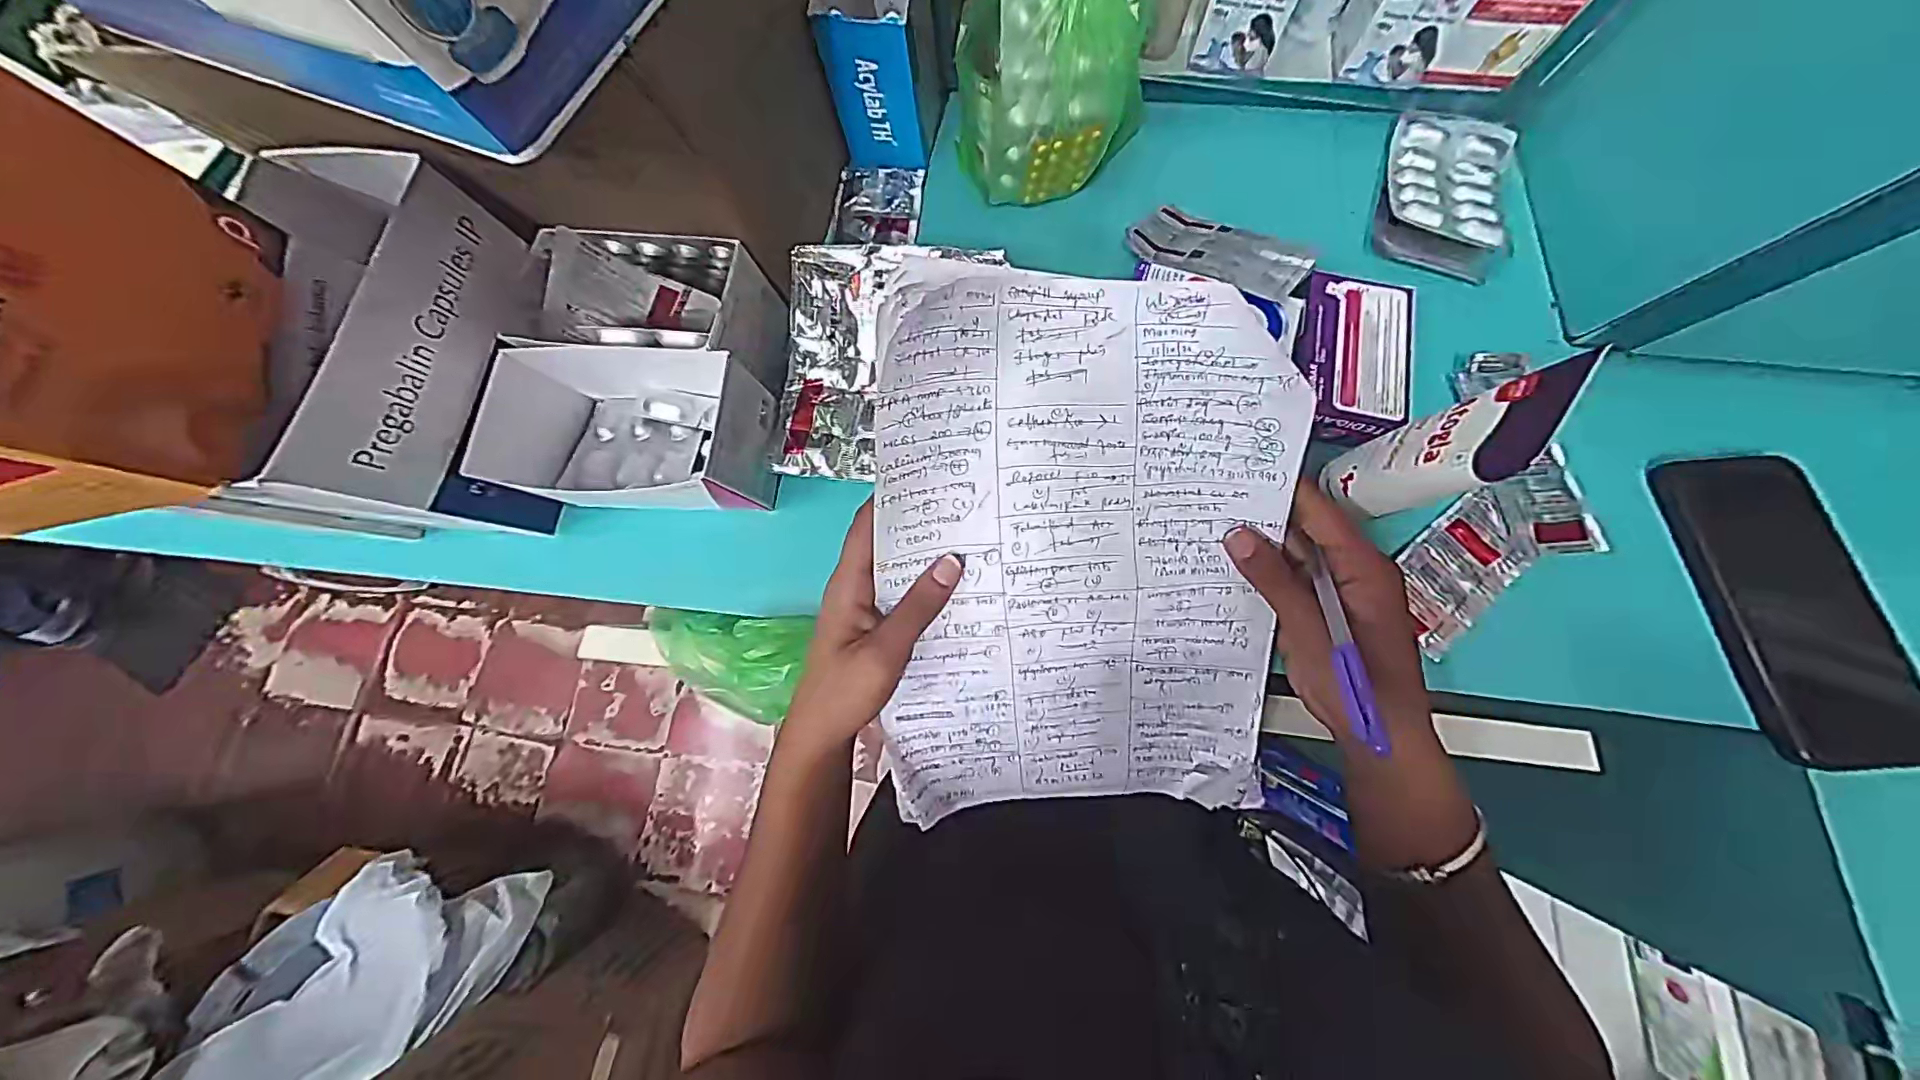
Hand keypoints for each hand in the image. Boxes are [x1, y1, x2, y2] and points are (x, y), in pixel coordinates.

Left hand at [782, 500, 961, 751]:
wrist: (821, 734)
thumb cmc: (844, 692)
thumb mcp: (886, 650)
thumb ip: (919, 607)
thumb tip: (952, 559)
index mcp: (848, 585)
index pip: (866, 526)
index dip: (891, 498)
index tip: (927, 480)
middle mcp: (855, 588)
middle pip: (885, 543)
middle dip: (918, 525)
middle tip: (962, 509)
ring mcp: (865, 608)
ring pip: (896, 570)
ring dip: (924, 556)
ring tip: (968, 540)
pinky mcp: (875, 627)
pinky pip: (902, 596)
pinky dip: (924, 586)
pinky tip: (954, 589)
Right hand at [1222, 483, 1432, 744]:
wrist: (1380, 739)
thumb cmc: (1360, 690)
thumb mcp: (1309, 631)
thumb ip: (1274, 582)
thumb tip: (1241, 537)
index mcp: (1365, 570)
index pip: (1322, 513)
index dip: (1286, 490)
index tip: (1249, 473)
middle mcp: (1358, 574)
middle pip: (1310, 532)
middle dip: (1269, 518)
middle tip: (1223, 503)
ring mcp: (1345, 594)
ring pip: (1302, 557)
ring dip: (1267, 548)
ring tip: (1223, 532)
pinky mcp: (1332, 612)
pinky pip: (1299, 580)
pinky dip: (1273, 574)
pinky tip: (1243, 572)